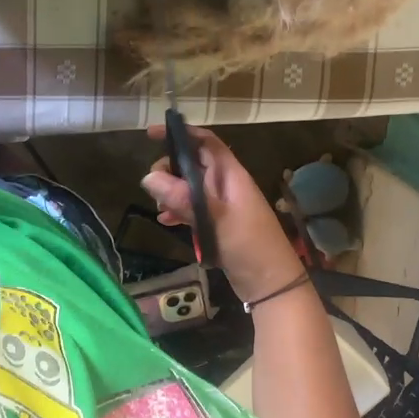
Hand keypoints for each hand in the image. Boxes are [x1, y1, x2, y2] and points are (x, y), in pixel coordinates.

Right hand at [140, 125, 304, 294]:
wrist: (271, 284)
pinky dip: (177, 211)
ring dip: (171, 192)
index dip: (182, 133)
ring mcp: (221, 205)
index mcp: (231, 175)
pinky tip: (164, 221)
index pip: (205, 142)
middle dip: (170, 168)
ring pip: (189, 187)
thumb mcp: (215, 219)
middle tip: (153, 185)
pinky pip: (191, 209)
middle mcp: (225, 185)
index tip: (152, 134)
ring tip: (158, 206)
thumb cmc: (249, 245)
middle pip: (193, 163)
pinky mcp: (216, 224)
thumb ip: (183, 198)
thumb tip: (148, 177)